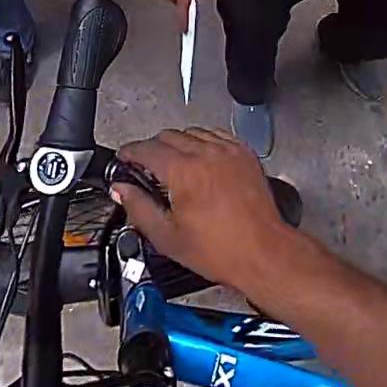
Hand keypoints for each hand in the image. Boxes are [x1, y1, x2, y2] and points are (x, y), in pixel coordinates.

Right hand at [110, 128, 303, 298]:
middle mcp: (205, 154)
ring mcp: (227, 151)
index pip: (145, 148)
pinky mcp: (243, 153)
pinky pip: (215, 134)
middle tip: (149, 168)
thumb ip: (138, 208)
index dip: (130, 153)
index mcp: (183, 171)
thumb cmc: (223, 250)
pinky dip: (203, 142)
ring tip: (176, 166)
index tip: (125, 158)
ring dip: (178, 144)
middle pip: (166, 136)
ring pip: (190, 132)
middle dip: (152, 149)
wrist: (265, 254)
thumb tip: (121, 189)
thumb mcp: (168, 237)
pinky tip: (201, 159)